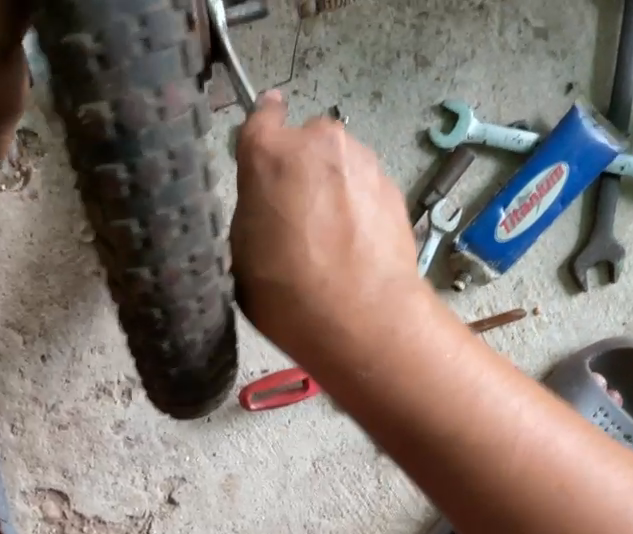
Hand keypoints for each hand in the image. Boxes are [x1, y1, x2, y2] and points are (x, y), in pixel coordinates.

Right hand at [231, 92, 425, 362]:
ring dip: (330, 190)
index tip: (264, 137)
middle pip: (304, 143)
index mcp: (269, 155)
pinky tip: (353, 249)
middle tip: (293, 217)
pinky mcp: (392, 186)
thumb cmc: (285, 291)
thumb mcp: (241, 255)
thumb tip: (264, 204)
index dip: (261, 128)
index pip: (260, 118)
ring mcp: (361, 162)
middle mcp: (318, 143)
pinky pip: (363, 189)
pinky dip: (356, 209)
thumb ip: (251, 212)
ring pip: (337, 165)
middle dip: (298, 169)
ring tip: (327, 241)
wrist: (360, 317)